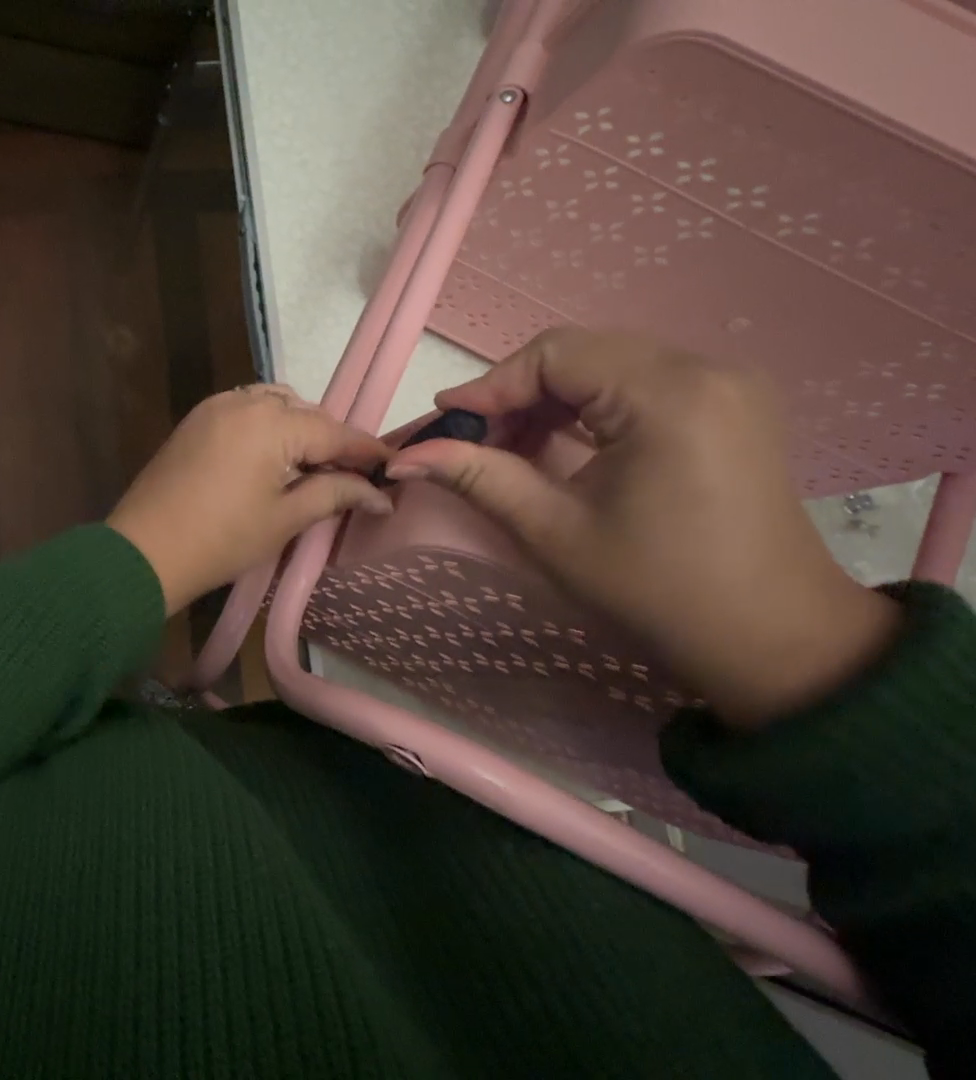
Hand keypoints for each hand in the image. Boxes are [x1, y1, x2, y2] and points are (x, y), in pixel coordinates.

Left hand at [109, 386, 392, 614]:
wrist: (144, 551)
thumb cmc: (220, 540)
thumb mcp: (284, 519)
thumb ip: (333, 494)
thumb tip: (378, 494)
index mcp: (271, 422)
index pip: (333, 431)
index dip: (365, 451)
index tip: (392, 468)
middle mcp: (244, 402)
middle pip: (304, 412)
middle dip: (329, 440)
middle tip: (348, 476)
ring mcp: (213, 408)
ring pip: (272, 405)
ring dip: (296, 428)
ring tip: (308, 468)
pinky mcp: (193, 422)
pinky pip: (242, 411)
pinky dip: (264, 426)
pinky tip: (270, 458)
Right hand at [386, 328, 898, 728]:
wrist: (768, 634)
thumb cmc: (654, 587)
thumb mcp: (551, 531)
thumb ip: (477, 477)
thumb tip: (403, 458)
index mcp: (668, 397)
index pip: (555, 354)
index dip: (489, 384)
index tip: (442, 425)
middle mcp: (706, 371)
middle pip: (581, 353)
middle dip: (515, 393)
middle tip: (470, 442)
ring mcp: (725, 386)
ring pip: (606, 365)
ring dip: (547, 400)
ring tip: (507, 450)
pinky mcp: (728, 406)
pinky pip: (637, 383)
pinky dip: (585, 407)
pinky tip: (556, 446)